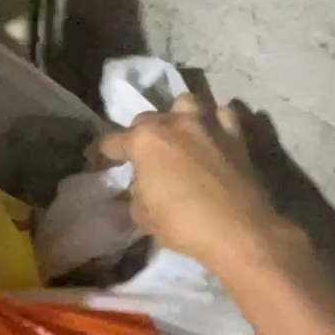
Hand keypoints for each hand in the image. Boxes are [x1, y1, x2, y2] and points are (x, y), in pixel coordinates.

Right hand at [92, 94, 308, 278]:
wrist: (239, 231)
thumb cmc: (182, 224)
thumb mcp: (143, 214)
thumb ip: (135, 193)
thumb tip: (139, 186)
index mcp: (144, 141)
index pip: (111, 142)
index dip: (100, 154)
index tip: (96, 164)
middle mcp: (173, 124)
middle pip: (146, 119)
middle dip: (137, 135)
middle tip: (139, 157)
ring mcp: (207, 125)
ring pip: (185, 103)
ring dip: (176, 116)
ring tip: (177, 135)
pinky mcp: (235, 136)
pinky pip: (223, 115)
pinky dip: (215, 122)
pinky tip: (212, 136)